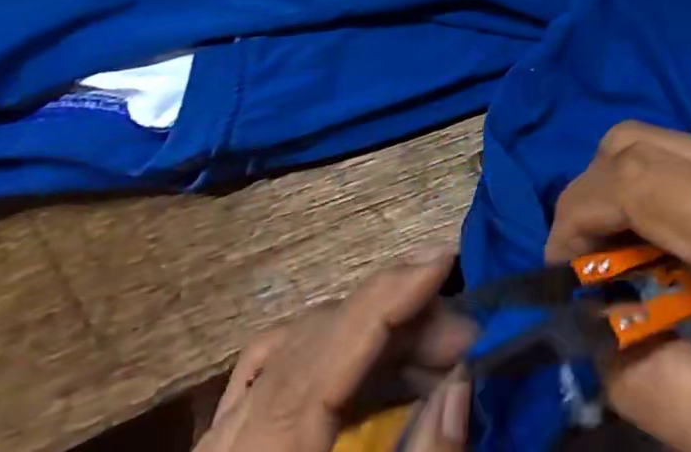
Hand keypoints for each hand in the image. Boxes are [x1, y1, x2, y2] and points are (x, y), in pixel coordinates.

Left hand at [198, 254, 477, 451]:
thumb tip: (464, 378)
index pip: (325, 349)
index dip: (387, 294)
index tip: (445, 258)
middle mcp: (229, 440)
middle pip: (320, 340)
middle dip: (405, 322)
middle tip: (470, 339)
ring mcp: (220, 443)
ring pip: (302, 349)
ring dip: (381, 340)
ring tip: (442, 356)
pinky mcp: (230, 447)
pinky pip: (276, 371)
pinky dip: (338, 354)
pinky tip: (380, 364)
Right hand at [544, 123, 690, 451]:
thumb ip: (636, 373)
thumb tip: (582, 310)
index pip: (642, 179)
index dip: (580, 218)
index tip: (564, 279)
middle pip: (638, 144)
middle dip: (593, 204)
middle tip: (592, 279)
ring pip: (654, 141)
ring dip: (623, 200)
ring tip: (632, 273)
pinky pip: (683, 154)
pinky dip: (654, 195)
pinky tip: (671, 253)